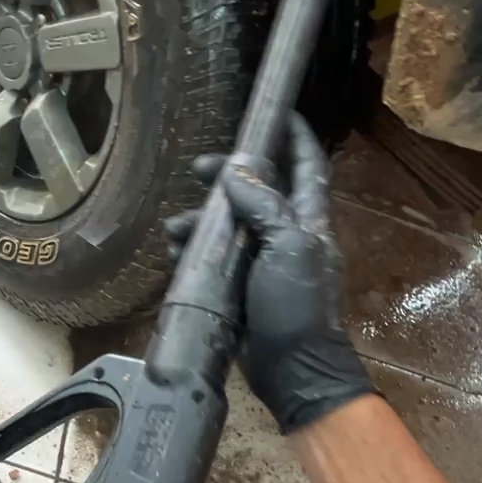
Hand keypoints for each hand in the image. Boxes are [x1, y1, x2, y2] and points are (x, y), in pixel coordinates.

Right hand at [164, 113, 374, 431]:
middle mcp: (286, 234)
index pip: (307, 166)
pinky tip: (174, 255)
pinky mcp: (241, 286)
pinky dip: (194, 251)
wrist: (292, 368)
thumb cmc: (296, 306)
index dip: (296, 137)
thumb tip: (239, 169)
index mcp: (307, 220)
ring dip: (202, 219)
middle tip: (197, 169)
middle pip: (257, 191)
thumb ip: (266, 206)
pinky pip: (215, 257)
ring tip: (174, 228)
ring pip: (230, 224)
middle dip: (228, 177)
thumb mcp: (286, 248)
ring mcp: (262, 261)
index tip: (276, 113)